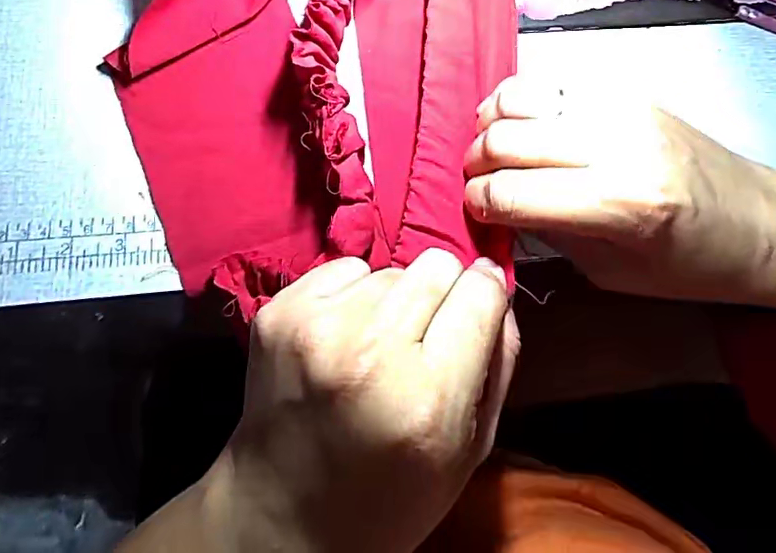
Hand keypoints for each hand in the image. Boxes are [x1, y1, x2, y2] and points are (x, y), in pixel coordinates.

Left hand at [210, 250, 518, 552]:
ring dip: (392, 300)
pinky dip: (350, 294)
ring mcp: (315, 324)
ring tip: (376, 348)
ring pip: (387, 269)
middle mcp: (368, 348)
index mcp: (426, 396)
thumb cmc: (390, 493)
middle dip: (442, 292)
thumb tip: (495, 281)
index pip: (479, 292)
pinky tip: (340, 337)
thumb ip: (496, 362)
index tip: (479, 302)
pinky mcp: (280, 309)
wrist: (283, 510)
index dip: (486, 294)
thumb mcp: (467, 451)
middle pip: (435, 265)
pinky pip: (342, 268)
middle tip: (425, 334)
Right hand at [462, 76, 775, 308]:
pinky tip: (517, 120)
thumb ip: (548, 232)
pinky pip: (546, 81)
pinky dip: (517, 100)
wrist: (768, 222)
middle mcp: (618, 144)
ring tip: (492, 146)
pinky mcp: (623, 87)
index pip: (513, 193)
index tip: (472, 207)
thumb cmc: (695, 265)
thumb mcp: (613, 272)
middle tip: (476, 179)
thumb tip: (496, 202)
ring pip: (517, 98)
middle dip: (475, 163)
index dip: (478, 201)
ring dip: (489, 124)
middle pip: (506, 140)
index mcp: (622, 205)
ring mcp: (620, 106)